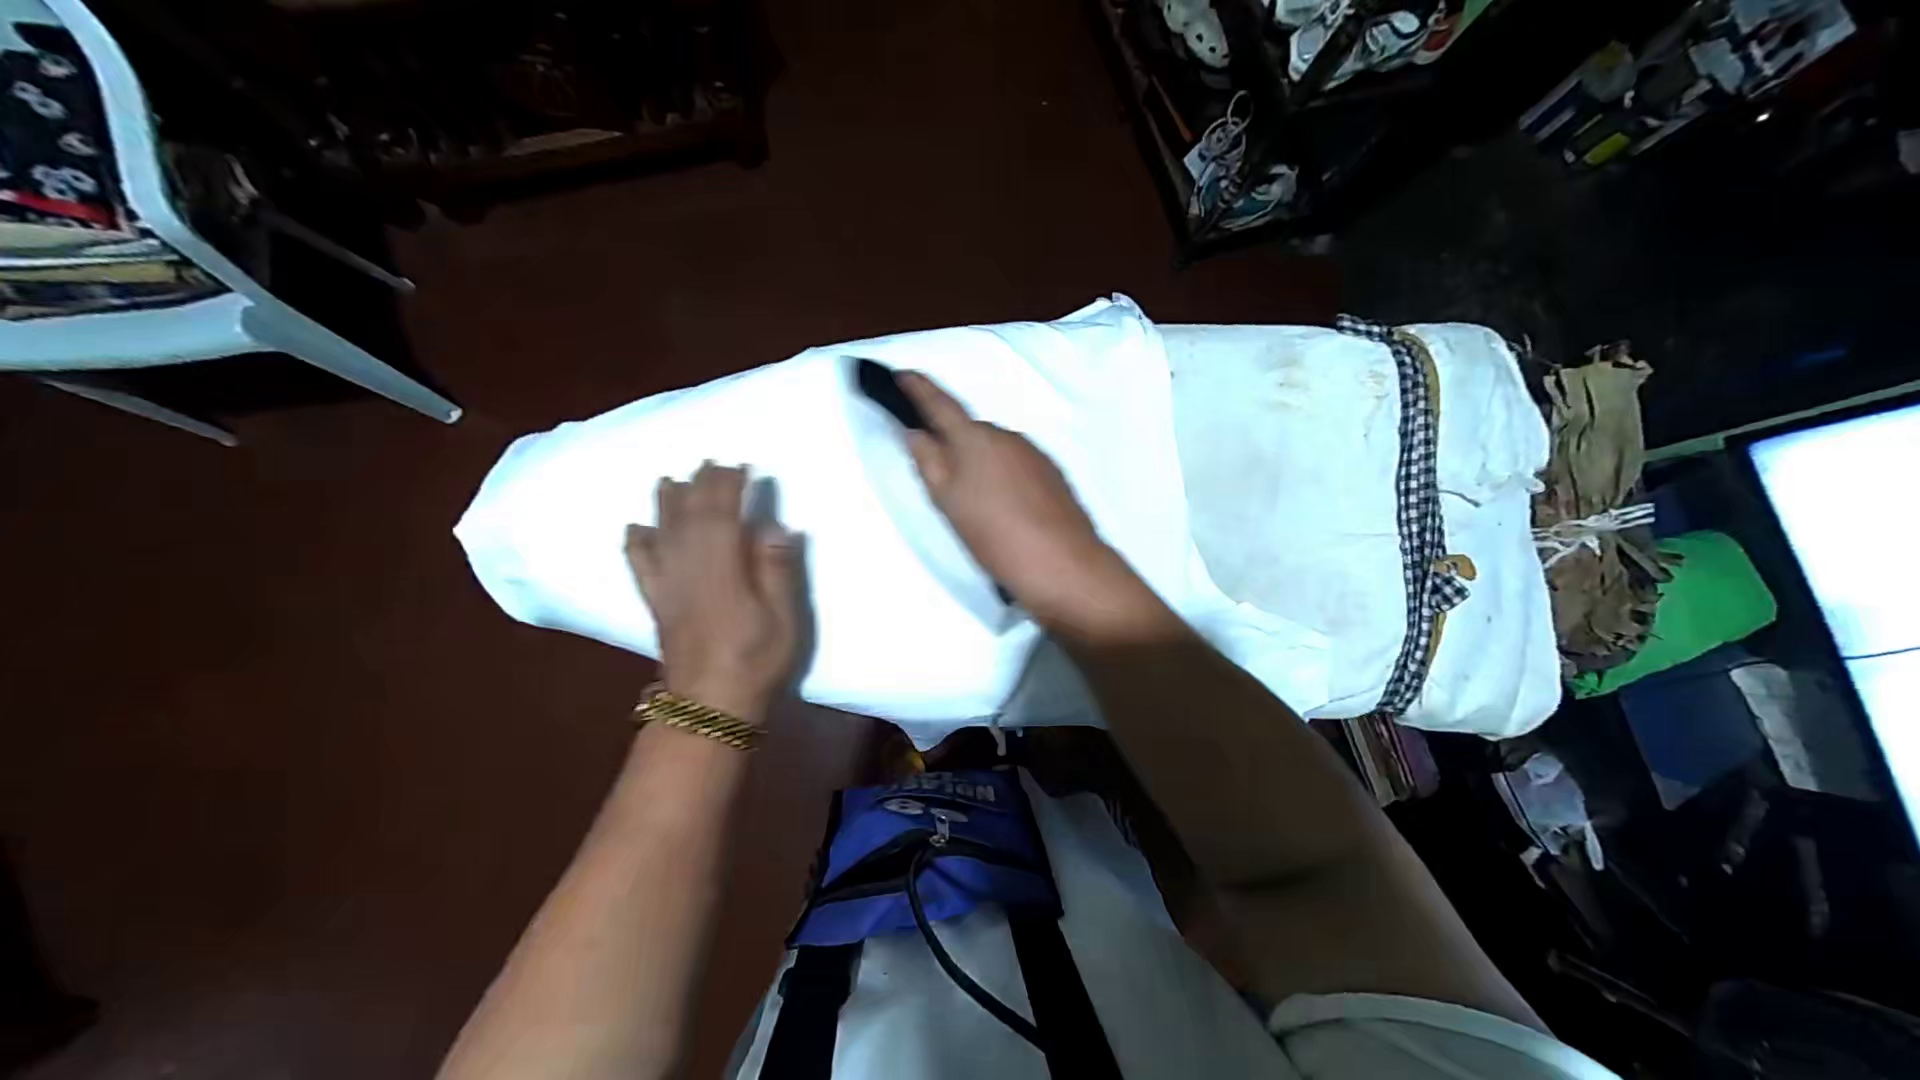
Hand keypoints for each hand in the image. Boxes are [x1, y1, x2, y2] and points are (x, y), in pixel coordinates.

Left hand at [626, 463, 802, 720]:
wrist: (710, 706)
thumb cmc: (756, 661)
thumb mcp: (783, 619)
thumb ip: (776, 571)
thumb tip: (773, 526)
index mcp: (723, 570)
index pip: (723, 516)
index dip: (729, 487)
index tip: (739, 465)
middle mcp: (690, 569)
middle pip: (691, 517)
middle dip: (700, 486)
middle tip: (709, 462)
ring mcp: (668, 586)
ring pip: (663, 534)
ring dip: (666, 503)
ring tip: (670, 479)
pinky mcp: (656, 603)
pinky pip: (640, 565)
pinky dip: (636, 543)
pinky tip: (634, 527)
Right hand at [898, 372, 1151, 629]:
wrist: (1064, 565)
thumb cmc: (995, 536)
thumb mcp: (948, 503)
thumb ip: (928, 462)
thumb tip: (914, 431)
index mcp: (975, 438)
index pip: (940, 404)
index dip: (918, 389)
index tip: (902, 374)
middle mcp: (1007, 435)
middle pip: (970, 430)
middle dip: (952, 441)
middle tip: (938, 472)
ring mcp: (1035, 453)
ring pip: (995, 449)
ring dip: (979, 462)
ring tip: (973, 501)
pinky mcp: (1053, 473)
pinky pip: (1016, 464)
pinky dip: (1003, 476)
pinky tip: (1004, 507)